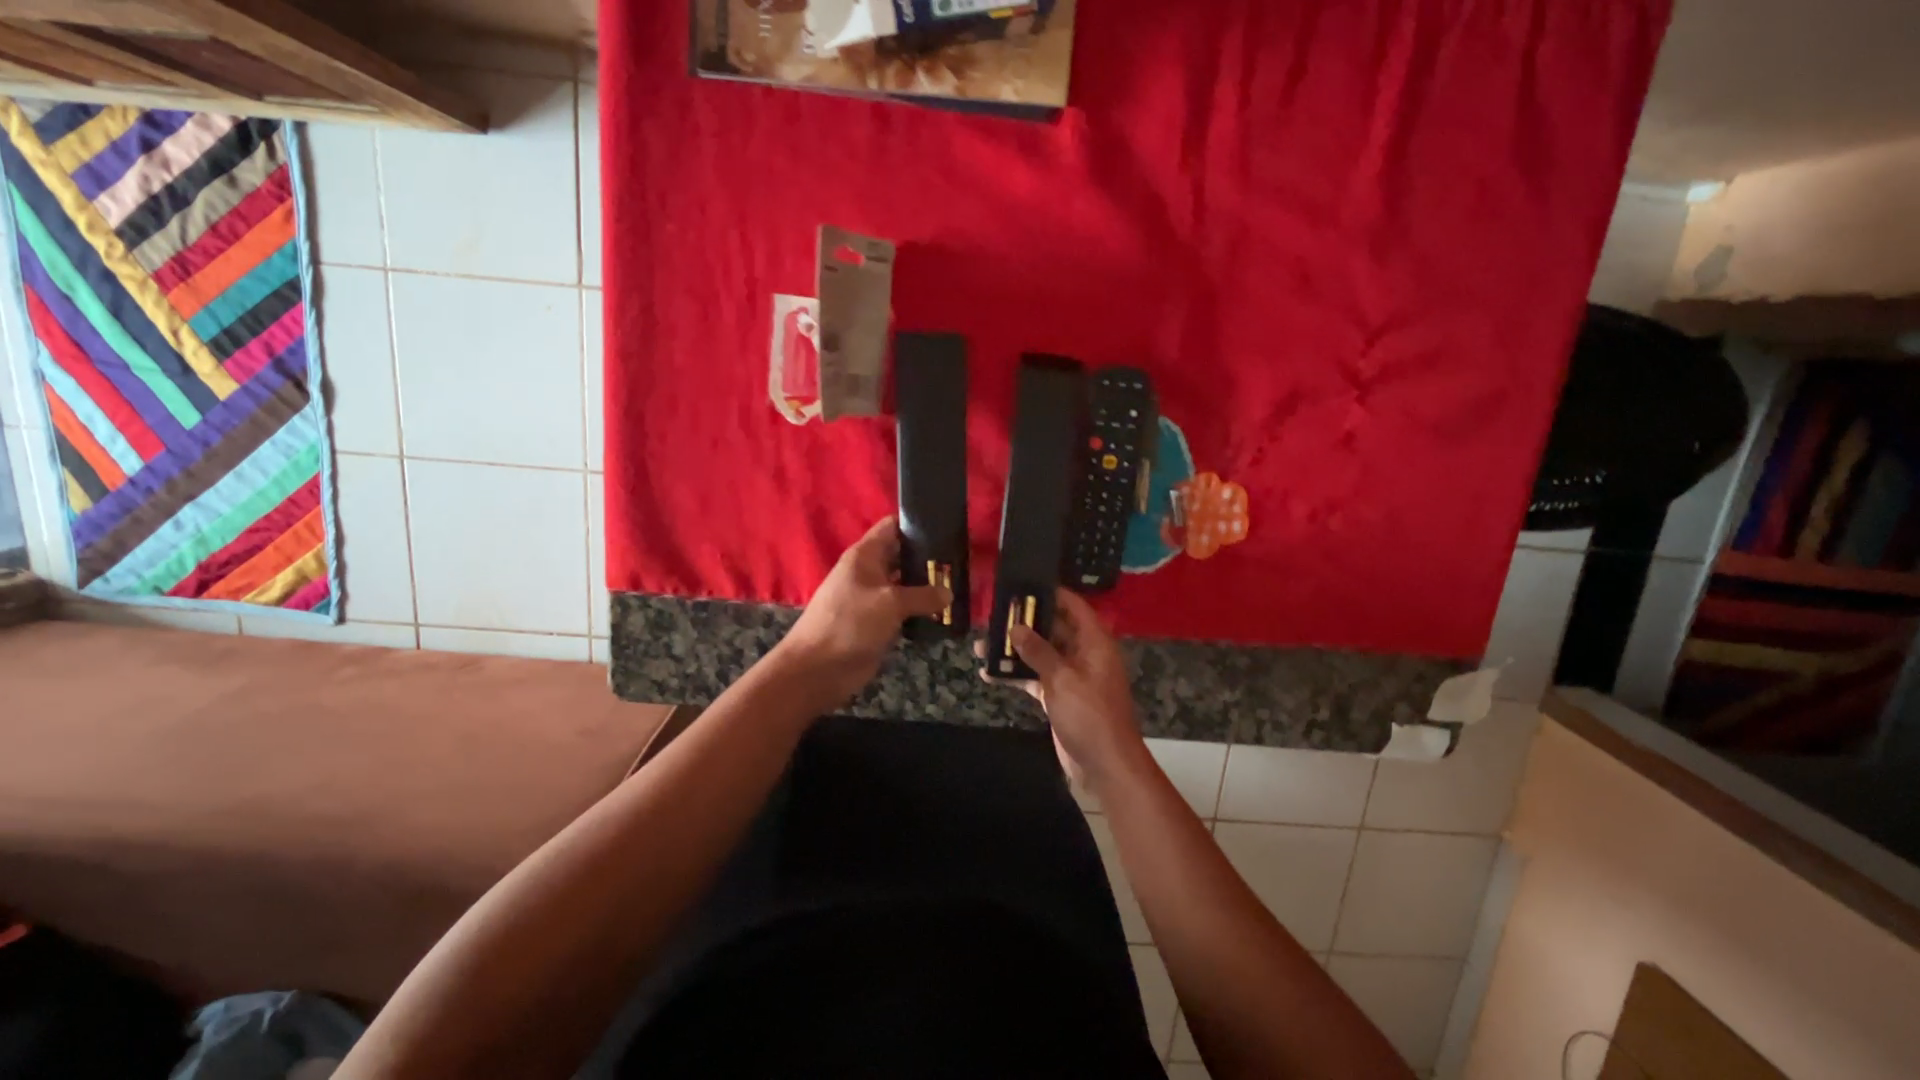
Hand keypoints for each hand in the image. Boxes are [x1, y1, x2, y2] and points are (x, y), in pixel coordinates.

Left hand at [776, 517, 950, 708]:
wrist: (819, 668)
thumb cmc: (850, 623)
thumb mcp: (890, 603)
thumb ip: (923, 595)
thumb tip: (948, 593)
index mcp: (865, 555)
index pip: (893, 527)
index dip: (917, 524)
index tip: (948, 529)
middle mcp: (869, 572)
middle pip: (903, 556)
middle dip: (930, 559)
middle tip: (963, 563)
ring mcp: (873, 599)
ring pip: (906, 585)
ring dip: (929, 588)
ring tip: (961, 588)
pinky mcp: (878, 623)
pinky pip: (904, 611)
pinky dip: (921, 612)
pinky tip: (945, 614)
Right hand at [978, 588, 1144, 787]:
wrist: (1105, 764)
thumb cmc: (1090, 716)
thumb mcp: (1063, 679)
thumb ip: (1038, 652)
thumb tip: (1016, 628)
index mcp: (1094, 643)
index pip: (1074, 607)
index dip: (1052, 594)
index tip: (1023, 585)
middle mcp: (1084, 655)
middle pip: (1054, 629)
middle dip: (1025, 623)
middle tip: (993, 614)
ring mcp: (1072, 677)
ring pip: (1041, 655)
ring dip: (1015, 651)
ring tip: (982, 645)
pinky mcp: (1060, 697)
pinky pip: (1036, 678)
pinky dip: (1017, 676)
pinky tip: (989, 674)